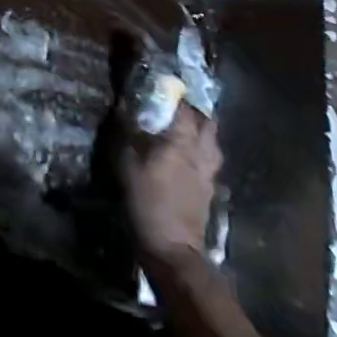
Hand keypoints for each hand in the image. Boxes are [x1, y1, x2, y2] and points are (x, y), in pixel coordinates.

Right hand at [118, 105, 221, 269]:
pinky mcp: (211, 188)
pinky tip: (190, 158)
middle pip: (206, 121)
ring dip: (202, 131)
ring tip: (185, 131)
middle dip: (193, 110)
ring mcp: (209, 171)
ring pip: (212, 140)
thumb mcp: (127, 167)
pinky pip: (211, 159)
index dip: (174, 93)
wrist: (174, 249)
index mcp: (182, 140)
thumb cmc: (148, 203)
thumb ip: (127, 136)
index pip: (184, 106)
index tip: (162, 87)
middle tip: (175, 109)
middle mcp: (201, 150)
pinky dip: (203, 151)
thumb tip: (123, 110)